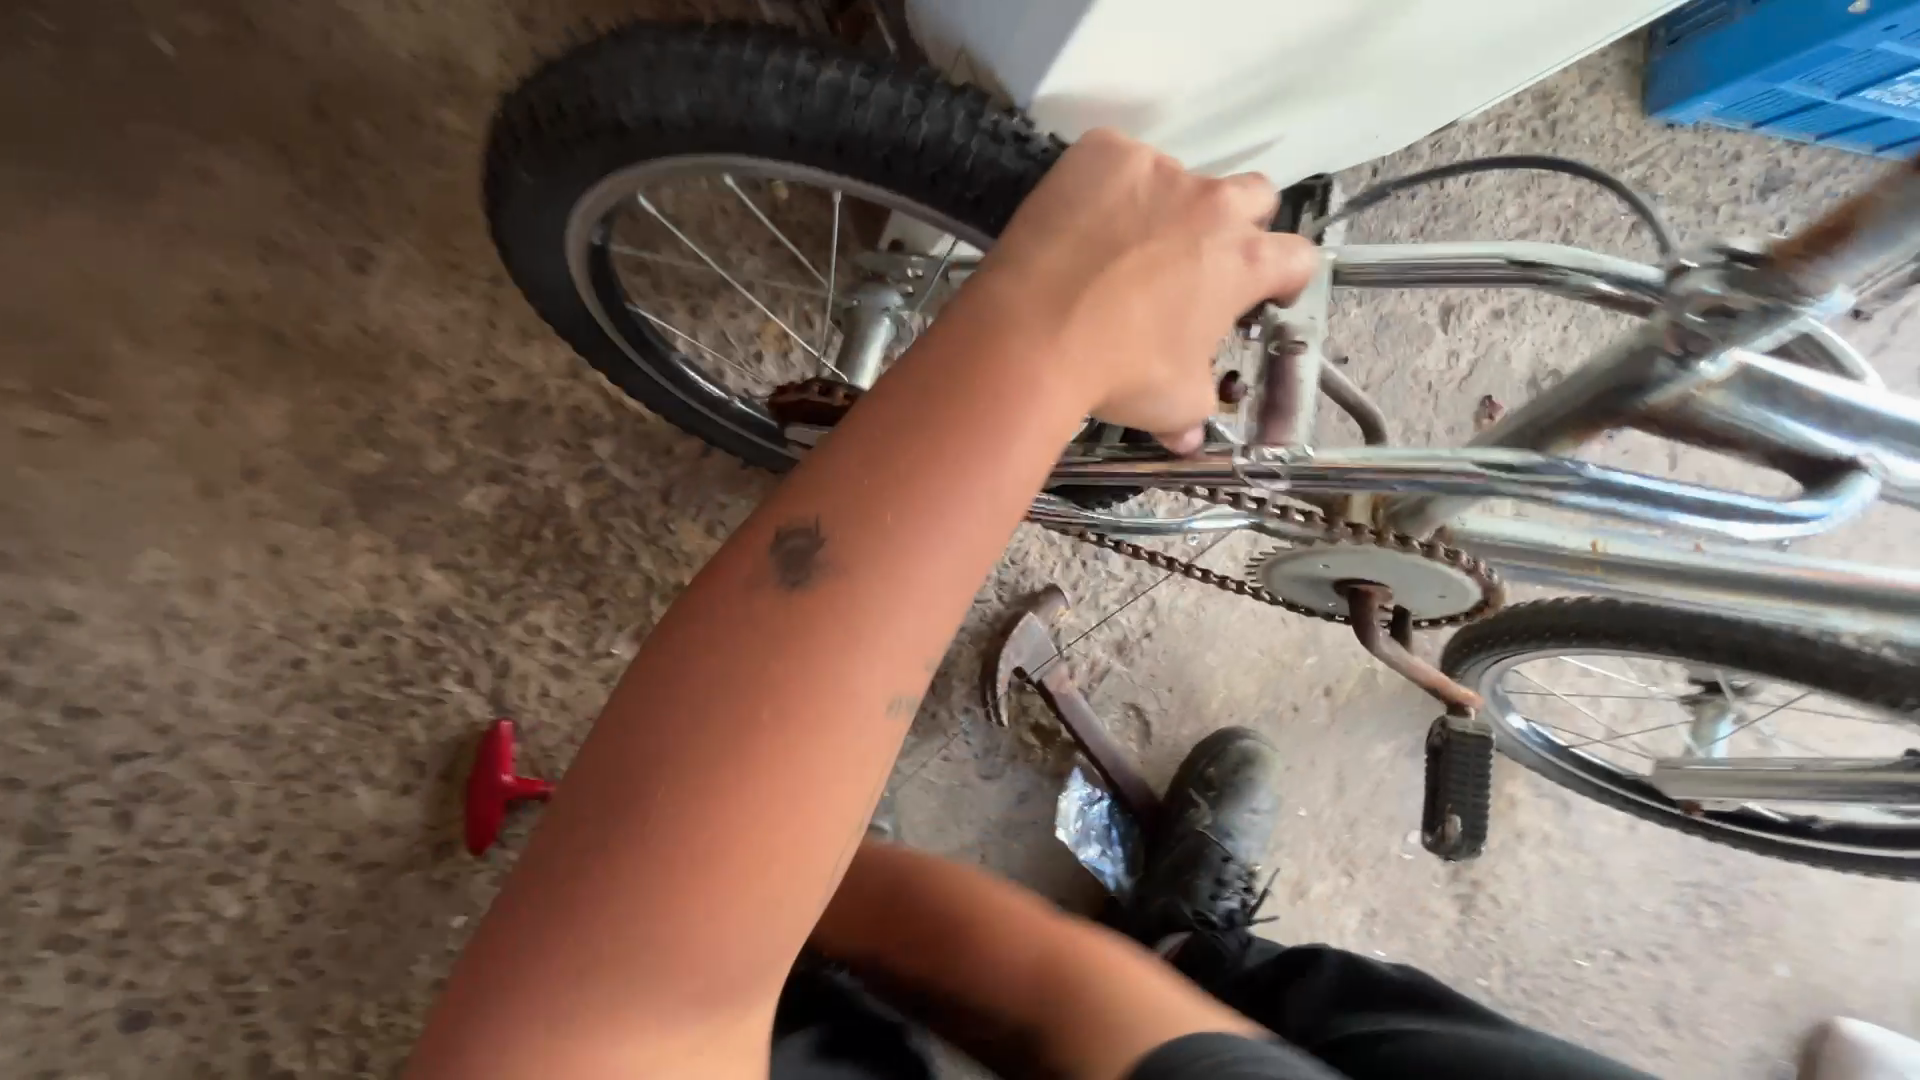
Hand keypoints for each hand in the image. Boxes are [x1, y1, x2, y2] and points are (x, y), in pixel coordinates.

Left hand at [959, 129, 1319, 452]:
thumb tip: (1186, 436)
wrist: (1031, 336)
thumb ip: (1193, 411)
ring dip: (1163, 209)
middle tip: (1195, 262)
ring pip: (1177, 180)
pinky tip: (1078, 225)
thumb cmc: (1115, 373)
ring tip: (1118, 248)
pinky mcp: (1102, 154)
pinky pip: (1114, 162)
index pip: (1297, 257)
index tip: (1264, 294)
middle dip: (1236, 226)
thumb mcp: (1171, 404)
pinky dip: (1104, 189)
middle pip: (1252, 197)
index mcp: (1243, 262)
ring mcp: (1157, 171)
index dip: (1284, 278)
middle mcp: (1212, 204)